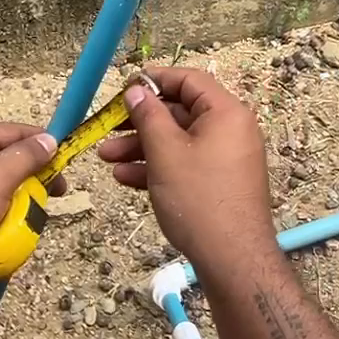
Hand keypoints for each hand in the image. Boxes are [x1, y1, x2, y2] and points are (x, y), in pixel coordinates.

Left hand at [0, 123, 56, 278]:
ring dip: (15, 206)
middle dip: (30, 180)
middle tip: (51, 197)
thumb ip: (26, 157)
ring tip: (28, 223)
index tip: (64, 162)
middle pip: (4, 162)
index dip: (41, 143)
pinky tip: (3, 239)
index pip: (12, 132)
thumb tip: (49, 139)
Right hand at [96, 67, 277, 271]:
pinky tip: (125, 178)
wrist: (232, 259)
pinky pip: (185, 164)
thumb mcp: (165, 152)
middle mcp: (231, 130)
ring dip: (141, 147)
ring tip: (106, 157)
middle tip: (108, 127)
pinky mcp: (219, 183)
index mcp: (226, 113)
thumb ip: (148, 116)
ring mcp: (226, 158)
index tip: (125, 87)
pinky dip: (158, 167)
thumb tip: (136, 90)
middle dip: (140, 121)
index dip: (155, 80)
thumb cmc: (199, 198)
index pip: (189, 80)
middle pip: (180, 112)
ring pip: (178, 141)